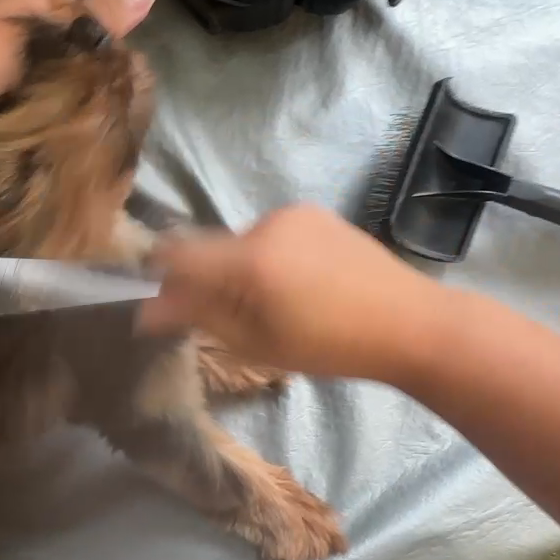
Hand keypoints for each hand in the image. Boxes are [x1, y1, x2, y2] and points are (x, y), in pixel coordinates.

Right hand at [137, 204, 458, 383]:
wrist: (414, 324)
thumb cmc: (329, 346)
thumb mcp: (253, 342)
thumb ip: (196, 316)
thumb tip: (146, 309)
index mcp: (249, 260)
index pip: (176, 253)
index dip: (157, 274)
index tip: (160, 300)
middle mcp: (265, 224)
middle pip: (207, 247)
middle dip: (205, 278)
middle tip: (227, 316)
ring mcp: (293, 214)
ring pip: (237, 242)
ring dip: (237, 268)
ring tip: (272, 302)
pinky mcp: (314, 214)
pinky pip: (267, 235)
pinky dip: (265, 257)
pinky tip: (296, 284)